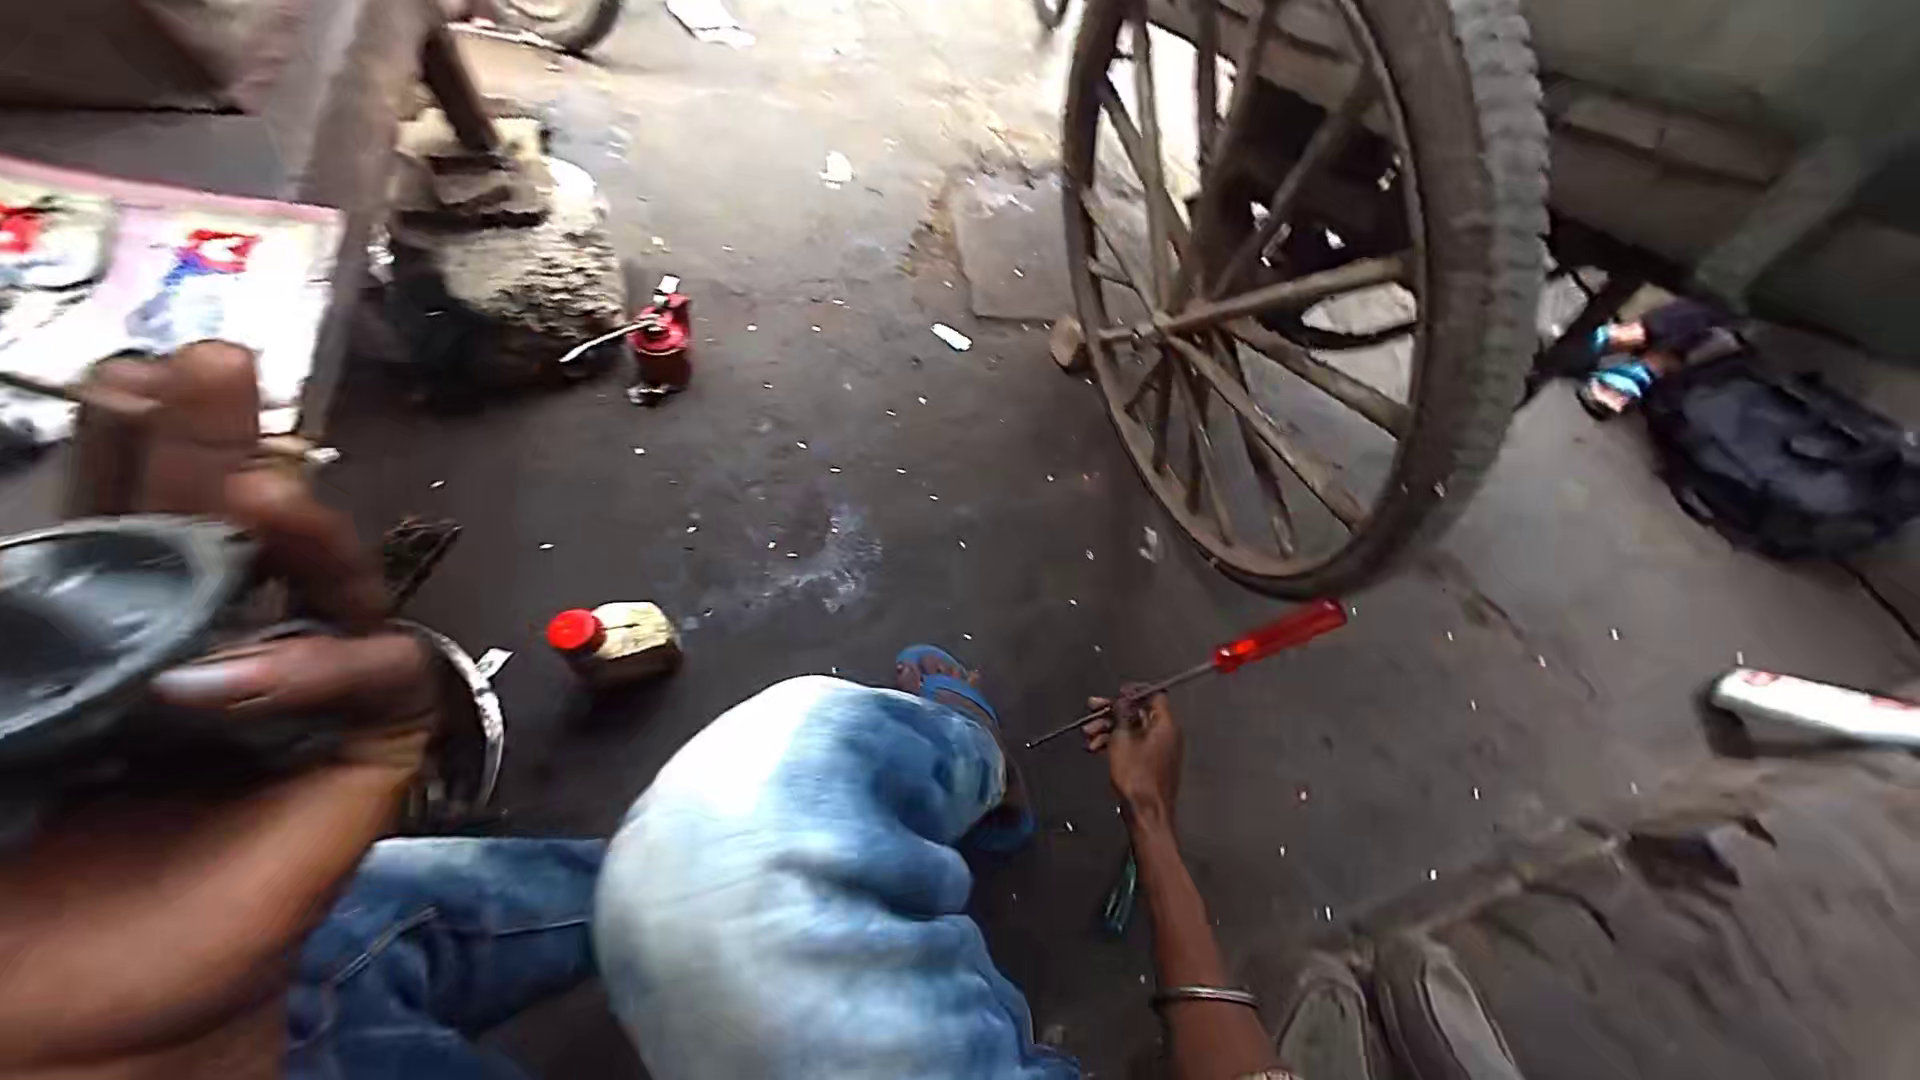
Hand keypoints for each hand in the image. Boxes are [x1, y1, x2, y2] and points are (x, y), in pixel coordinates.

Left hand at [0, 343, 437, 1075]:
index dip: (141, 445)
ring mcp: (319, 680)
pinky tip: (233, 687)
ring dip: (310, 537)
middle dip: (234, 443)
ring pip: (345, 585)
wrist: (66, 1005)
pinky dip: (317, 673)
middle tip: (217, 366)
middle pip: (252, 527)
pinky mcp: (378, 731)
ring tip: (265, 495)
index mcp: (128, 628)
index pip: (143, 518)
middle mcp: (236, 634)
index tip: (132, 374)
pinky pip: (378, 678)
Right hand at [1082, 684, 1182, 825]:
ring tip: (1089, 733)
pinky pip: (1132, 744)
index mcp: (1165, 726)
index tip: (1117, 693)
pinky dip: (1115, 743)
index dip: (1133, 692)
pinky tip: (1096, 748)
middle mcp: (1166, 735)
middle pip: (1138, 713)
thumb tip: (1120, 701)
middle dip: (1112, 712)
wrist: (1145, 813)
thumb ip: (1120, 714)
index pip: (1153, 696)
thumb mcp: (1122, 738)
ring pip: (1131, 729)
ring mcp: (1159, 750)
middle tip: (1093, 709)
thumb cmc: (1138, 778)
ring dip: (1109, 728)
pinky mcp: (1150, 763)